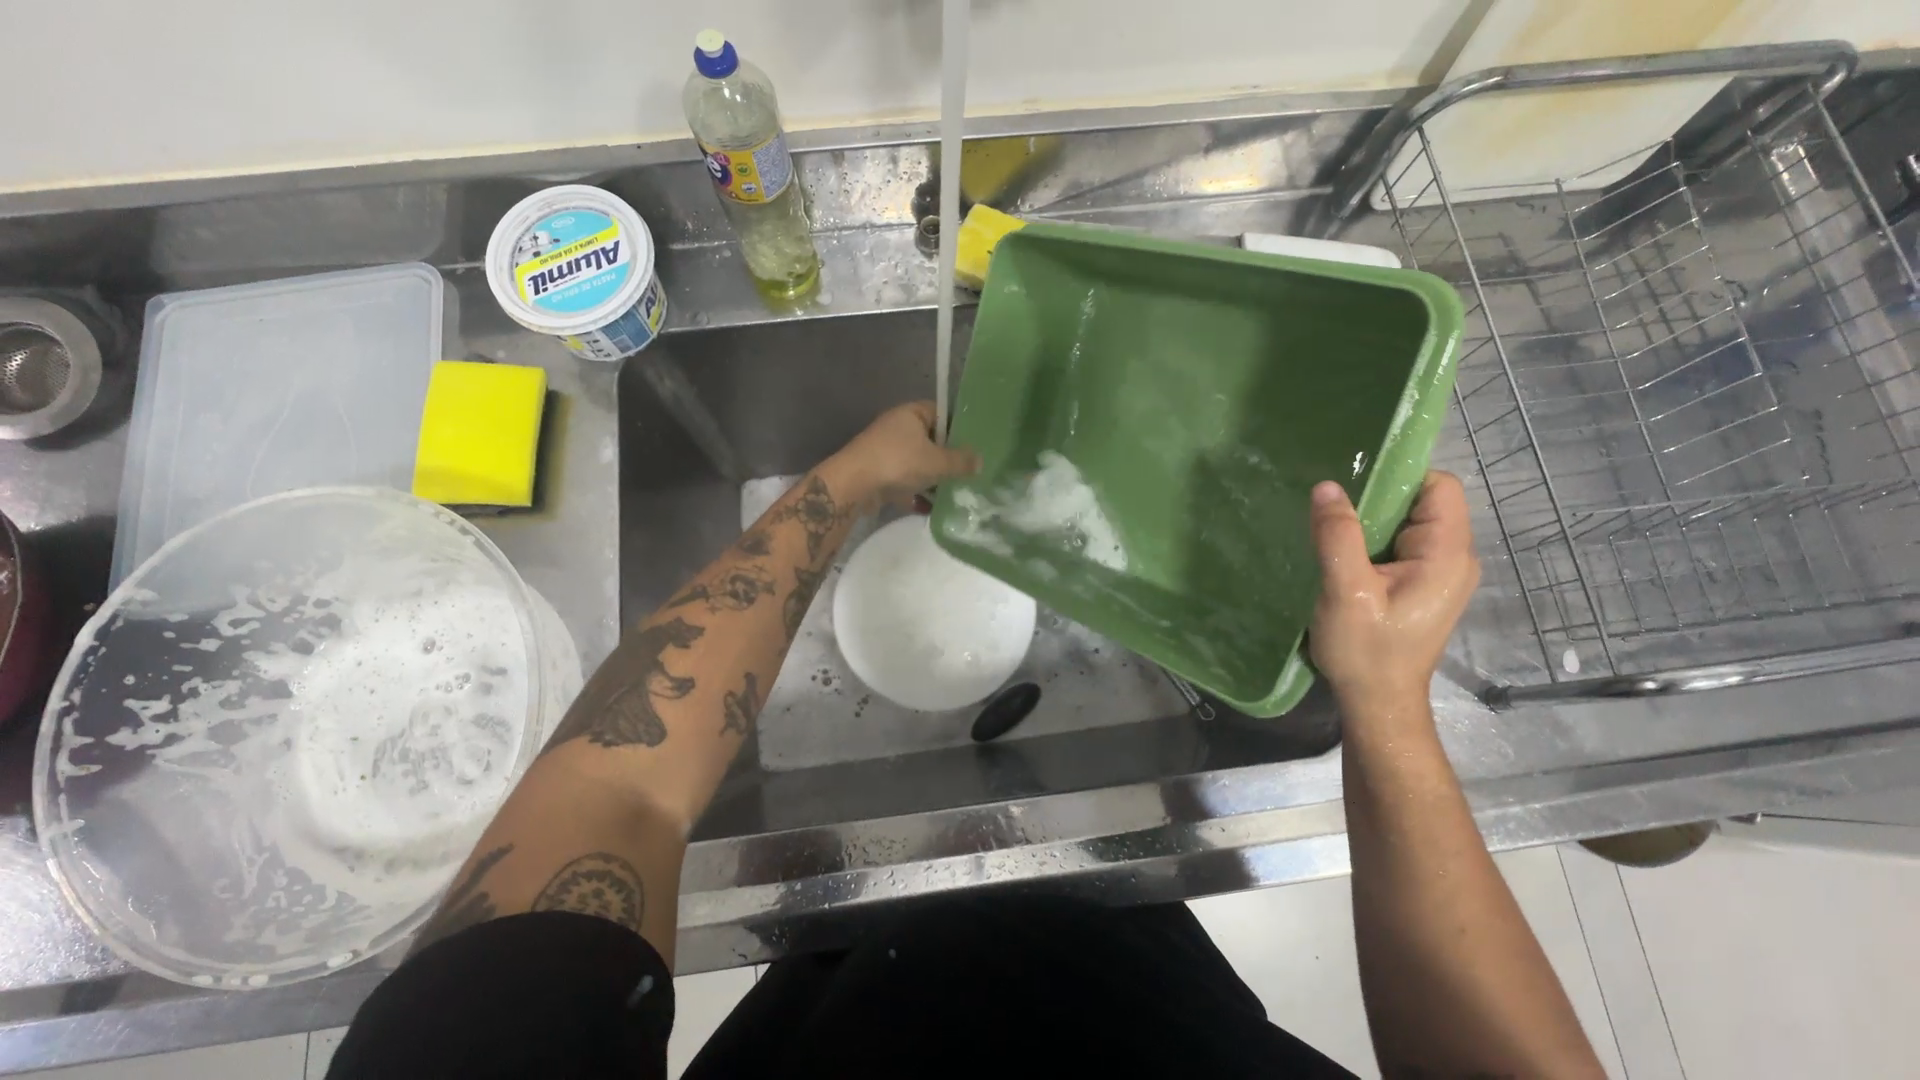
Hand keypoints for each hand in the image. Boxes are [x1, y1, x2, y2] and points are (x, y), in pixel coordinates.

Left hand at [828, 401, 980, 508]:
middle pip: (931, 440)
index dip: (958, 427)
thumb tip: (980, 461)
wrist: (854, 485)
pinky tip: (932, 507)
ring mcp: (886, 451)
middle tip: (968, 471)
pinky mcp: (880, 473)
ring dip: (934, 477)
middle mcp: (898, 427)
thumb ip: (961, 461)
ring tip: (955, 492)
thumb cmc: (898, 462)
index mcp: (911, 413)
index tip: (974, 445)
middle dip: (948, 457)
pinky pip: (905, 480)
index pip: (941, 413)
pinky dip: (917, 492)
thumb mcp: (937, 462)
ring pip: (918, 462)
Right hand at [1308, 471, 1479, 714]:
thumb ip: (1338, 537)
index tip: (1354, 484)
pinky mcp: (1425, 586)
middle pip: (1425, 502)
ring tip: (1336, 531)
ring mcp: (1442, 574)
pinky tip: (1346, 555)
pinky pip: (1403, 545)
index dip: (1400, 476)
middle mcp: (1456, 558)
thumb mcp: (1345, 593)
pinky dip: (1375, 541)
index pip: (1440, 486)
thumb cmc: (1367, 651)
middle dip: (1381, 499)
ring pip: (1411, 523)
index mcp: (1447, 555)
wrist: (1378, 702)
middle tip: (1335, 511)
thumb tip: (1327, 486)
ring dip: (1374, 522)